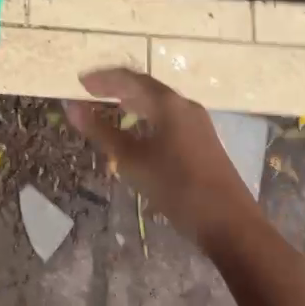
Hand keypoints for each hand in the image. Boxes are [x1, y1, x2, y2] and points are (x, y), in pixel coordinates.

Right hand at [63, 67, 258, 249]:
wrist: (233, 228)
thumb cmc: (178, 188)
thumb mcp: (132, 160)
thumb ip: (101, 131)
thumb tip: (71, 106)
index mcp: (167, 103)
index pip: (129, 78)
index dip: (103, 78)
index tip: (80, 83)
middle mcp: (184, 106)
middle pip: (146, 87)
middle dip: (118, 87)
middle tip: (93, 92)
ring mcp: (198, 125)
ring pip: (159, 103)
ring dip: (134, 102)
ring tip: (113, 109)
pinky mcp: (204, 143)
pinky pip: (169, 118)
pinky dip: (148, 117)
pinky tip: (141, 134)